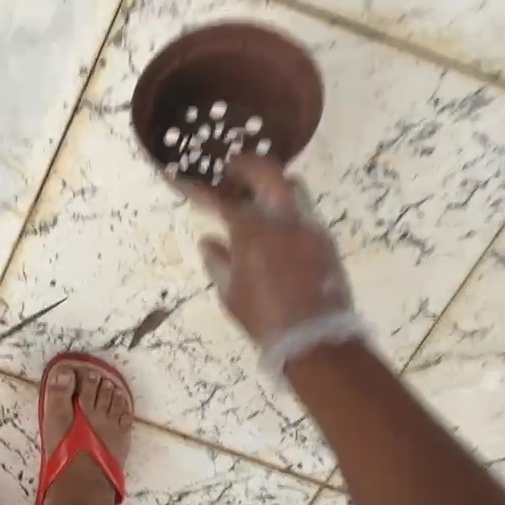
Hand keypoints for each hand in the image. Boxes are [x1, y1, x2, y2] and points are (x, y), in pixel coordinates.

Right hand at [191, 156, 368, 373]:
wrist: (315, 338)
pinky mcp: (324, 240)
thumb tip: (209, 241)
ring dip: (270, 186)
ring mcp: (309, 227)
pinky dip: (284, 209)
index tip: (180, 179)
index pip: (219, 200)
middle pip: (268, 173)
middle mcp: (284, 220)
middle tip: (229, 173)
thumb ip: (218, 260)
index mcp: (253, 232)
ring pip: (292, 188)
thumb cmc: (262, 317)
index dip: (197, 190)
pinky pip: (302, 212)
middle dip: (246, 167)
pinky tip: (274, 228)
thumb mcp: (229, 291)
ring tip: (254, 199)